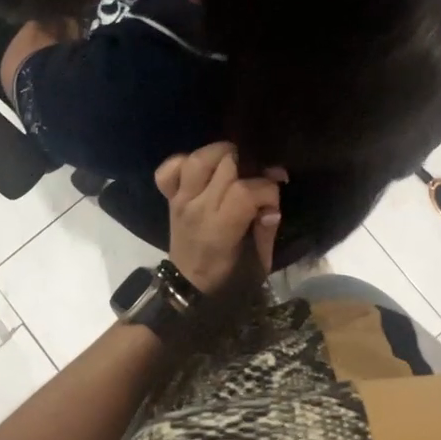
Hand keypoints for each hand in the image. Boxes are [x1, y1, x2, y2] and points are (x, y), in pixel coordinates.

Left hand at [154, 142, 283, 293]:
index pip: (246, 190)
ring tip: (233, 163)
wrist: (190, 285)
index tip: (273, 201)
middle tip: (256, 176)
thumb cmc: (230, 276)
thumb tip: (273, 206)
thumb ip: (267, 229)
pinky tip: (198, 170)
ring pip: (197, 159)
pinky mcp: (169, 197)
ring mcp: (180, 200)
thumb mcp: (258, 260)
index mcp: (220, 228)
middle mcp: (198, 207)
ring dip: (219, 154)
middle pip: (225, 165)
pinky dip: (182, 162)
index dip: (268, 190)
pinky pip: (167, 170)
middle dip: (248, 164)